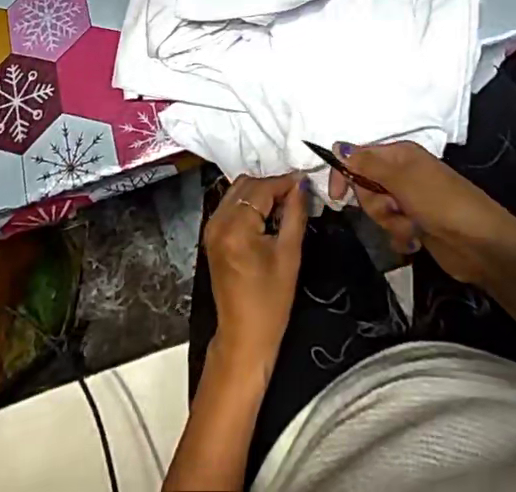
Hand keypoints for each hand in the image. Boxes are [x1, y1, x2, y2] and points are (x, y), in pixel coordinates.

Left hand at [203, 174, 307, 370]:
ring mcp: (211, 227)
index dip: (284, 182)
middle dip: (271, 186)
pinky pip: (230, 206)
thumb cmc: (271, 300)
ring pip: (236, 192)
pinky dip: (248, 204)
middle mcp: (217, 220)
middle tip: (296, 196)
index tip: (304, 181)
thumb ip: (295, 214)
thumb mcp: (289, 255)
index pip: (261, 189)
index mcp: (235, 226)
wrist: (244, 334)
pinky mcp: (211, 235)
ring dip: (259, 193)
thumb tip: (300, 185)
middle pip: (245, 185)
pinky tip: (267, 216)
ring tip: (284, 206)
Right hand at [328, 141, 515, 285]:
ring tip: (410, 227)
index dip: (344, 174)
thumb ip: (366, 164)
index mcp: (400, 154)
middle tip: (394, 207)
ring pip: (376, 209)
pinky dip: (399, 236)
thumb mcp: (402, 179)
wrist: (482, 245)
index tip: (337, 197)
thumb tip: (337, 147)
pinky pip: (390, 228)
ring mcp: (408, 200)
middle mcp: (402, 174)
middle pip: (364, 185)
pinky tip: (415, 240)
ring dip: (389, 222)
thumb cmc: (442, 203)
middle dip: (375, 202)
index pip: (358, 157)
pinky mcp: (415, 224)